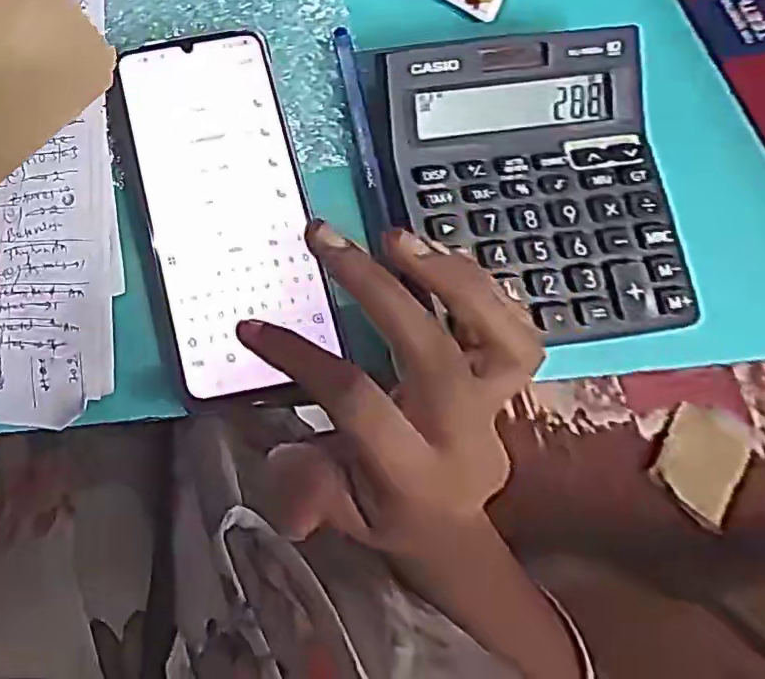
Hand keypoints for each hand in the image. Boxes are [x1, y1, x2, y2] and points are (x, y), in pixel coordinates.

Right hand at [237, 223, 543, 556]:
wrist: (450, 526)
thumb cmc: (381, 512)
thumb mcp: (335, 511)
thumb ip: (306, 489)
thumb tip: (278, 457)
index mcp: (413, 470)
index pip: (356, 400)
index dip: (300, 357)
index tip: (251, 327)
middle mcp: (462, 433)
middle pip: (432, 352)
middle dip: (375, 288)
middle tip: (325, 240)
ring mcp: (493, 406)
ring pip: (501, 338)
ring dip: (449, 278)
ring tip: (395, 237)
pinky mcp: (504, 382)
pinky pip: (513, 327)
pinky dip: (476, 283)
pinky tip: (431, 253)